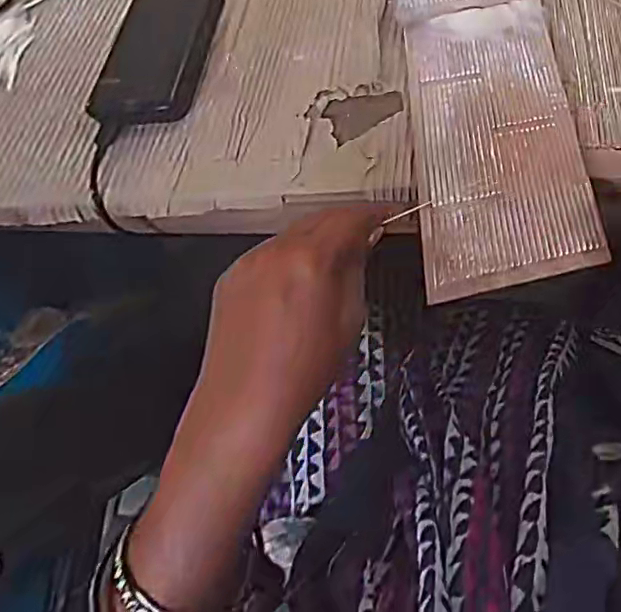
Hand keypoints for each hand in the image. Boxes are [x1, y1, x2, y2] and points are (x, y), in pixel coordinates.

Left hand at [199, 205, 384, 427]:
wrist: (242, 407)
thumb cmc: (302, 373)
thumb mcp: (348, 319)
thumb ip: (356, 270)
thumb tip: (363, 242)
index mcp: (311, 259)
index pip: (349, 218)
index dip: (374, 213)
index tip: (389, 215)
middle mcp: (277, 251)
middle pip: (320, 218)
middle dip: (347, 222)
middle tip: (368, 234)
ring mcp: (249, 261)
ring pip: (294, 234)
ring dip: (318, 238)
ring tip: (335, 261)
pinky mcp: (231, 276)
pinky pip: (270, 253)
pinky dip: (290, 256)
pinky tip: (299, 283)